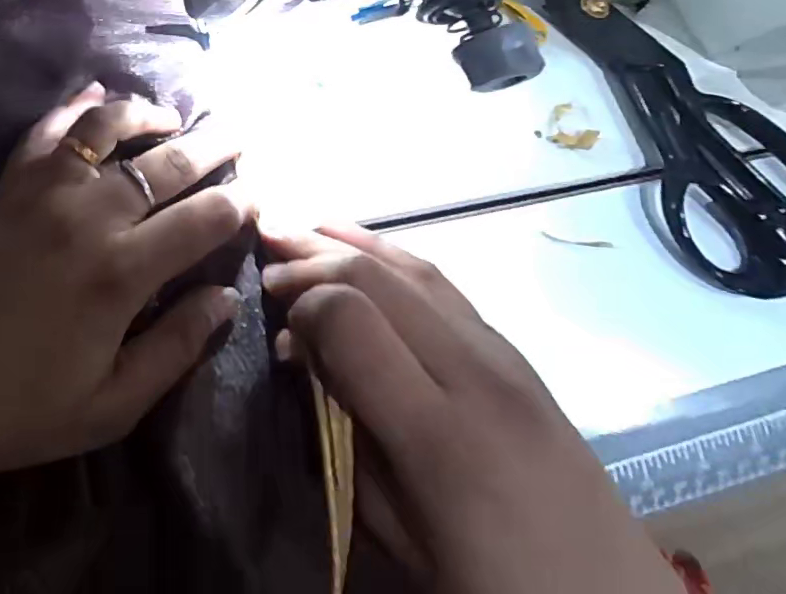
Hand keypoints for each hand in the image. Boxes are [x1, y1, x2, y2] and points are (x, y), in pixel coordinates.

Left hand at [0, 83, 251, 482]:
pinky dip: (72, 108)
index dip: (238, 201)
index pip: (202, 219)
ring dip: (143, 114)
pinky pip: (45, 132)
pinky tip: (92, 95)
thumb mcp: (111, 405)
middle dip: (210, 145)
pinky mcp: (7, 186)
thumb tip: (225, 296)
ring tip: (171, 115)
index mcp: (121, 273)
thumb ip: (175, 347)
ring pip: (104, 130)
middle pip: (164, 165)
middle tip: (237, 133)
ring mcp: (42, 192)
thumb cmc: (17, 404)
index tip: (256, 190)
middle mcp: (87, 216)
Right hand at [262, 224, 680, 593]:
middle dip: (313, 256)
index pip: (350, 318)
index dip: (302, 303)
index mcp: (439, 435)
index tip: (277, 319)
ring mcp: (505, 359)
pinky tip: (363, 246)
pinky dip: (392, 255)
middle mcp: (476, 376)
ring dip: (351, 242)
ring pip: (415, 268)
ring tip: (302, 227)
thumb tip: (299, 355)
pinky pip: (445, 285)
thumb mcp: (391, 527)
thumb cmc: (482, 581)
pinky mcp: (518, 356)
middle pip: (378, 279)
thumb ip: (340, 432)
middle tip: (267, 247)